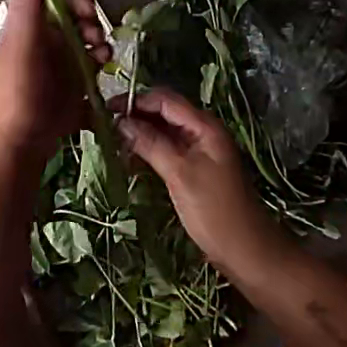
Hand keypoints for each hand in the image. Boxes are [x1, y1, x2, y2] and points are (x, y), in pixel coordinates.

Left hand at [0, 0, 109, 158]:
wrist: (22, 142)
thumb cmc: (15, 93)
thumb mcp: (19, 48)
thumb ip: (26, 9)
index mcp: (25, 25)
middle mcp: (43, 36)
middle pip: (70, 7)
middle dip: (84, 9)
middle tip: (90, 24)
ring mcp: (60, 57)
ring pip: (85, 30)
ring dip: (96, 31)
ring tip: (99, 48)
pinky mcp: (75, 77)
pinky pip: (93, 55)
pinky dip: (101, 54)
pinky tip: (103, 62)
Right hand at [116, 88, 289, 275]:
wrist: (243, 246)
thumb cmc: (213, 209)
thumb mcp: (179, 173)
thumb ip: (151, 144)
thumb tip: (122, 122)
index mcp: (204, 125)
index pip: (166, 100)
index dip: (136, 100)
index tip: (107, 108)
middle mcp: (202, 131)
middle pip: (165, 112)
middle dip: (136, 115)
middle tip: (103, 124)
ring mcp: (199, 150)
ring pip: (164, 131)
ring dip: (140, 133)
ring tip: (110, 140)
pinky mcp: (194, 167)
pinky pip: (168, 149)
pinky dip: (149, 149)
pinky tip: (128, 157)